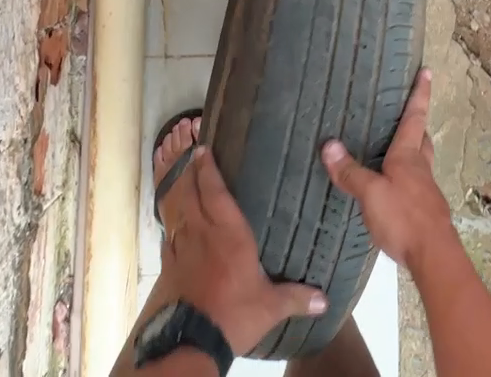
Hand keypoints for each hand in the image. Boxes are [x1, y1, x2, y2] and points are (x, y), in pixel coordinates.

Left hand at [155, 148, 327, 354]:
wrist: (190, 341)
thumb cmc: (233, 315)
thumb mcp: (270, 306)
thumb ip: (296, 297)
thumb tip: (324, 299)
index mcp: (228, 233)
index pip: (215, 191)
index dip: (208, 168)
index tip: (203, 149)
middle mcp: (201, 233)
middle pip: (190, 192)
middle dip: (189, 170)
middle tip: (189, 153)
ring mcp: (180, 248)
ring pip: (176, 209)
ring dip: (176, 189)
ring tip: (178, 175)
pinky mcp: (168, 265)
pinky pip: (167, 233)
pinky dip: (169, 220)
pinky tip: (171, 221)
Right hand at [321, 68, 457, 270]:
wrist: (435, 256)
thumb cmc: (404, 218)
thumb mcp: (370, 194)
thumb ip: (350, 172)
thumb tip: (329, 144)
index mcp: (408, 157)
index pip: (415, 117)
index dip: (420, 94)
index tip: (427, 72)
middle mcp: (420, 169)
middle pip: (421, 139)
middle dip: (416, 123)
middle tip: (408, 112)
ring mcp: (425, 191)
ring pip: (420, 163)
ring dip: (412, 152)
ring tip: (395, 150)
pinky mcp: (425, 212)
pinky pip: (415, 185)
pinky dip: (406, 179)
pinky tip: (394, 190)